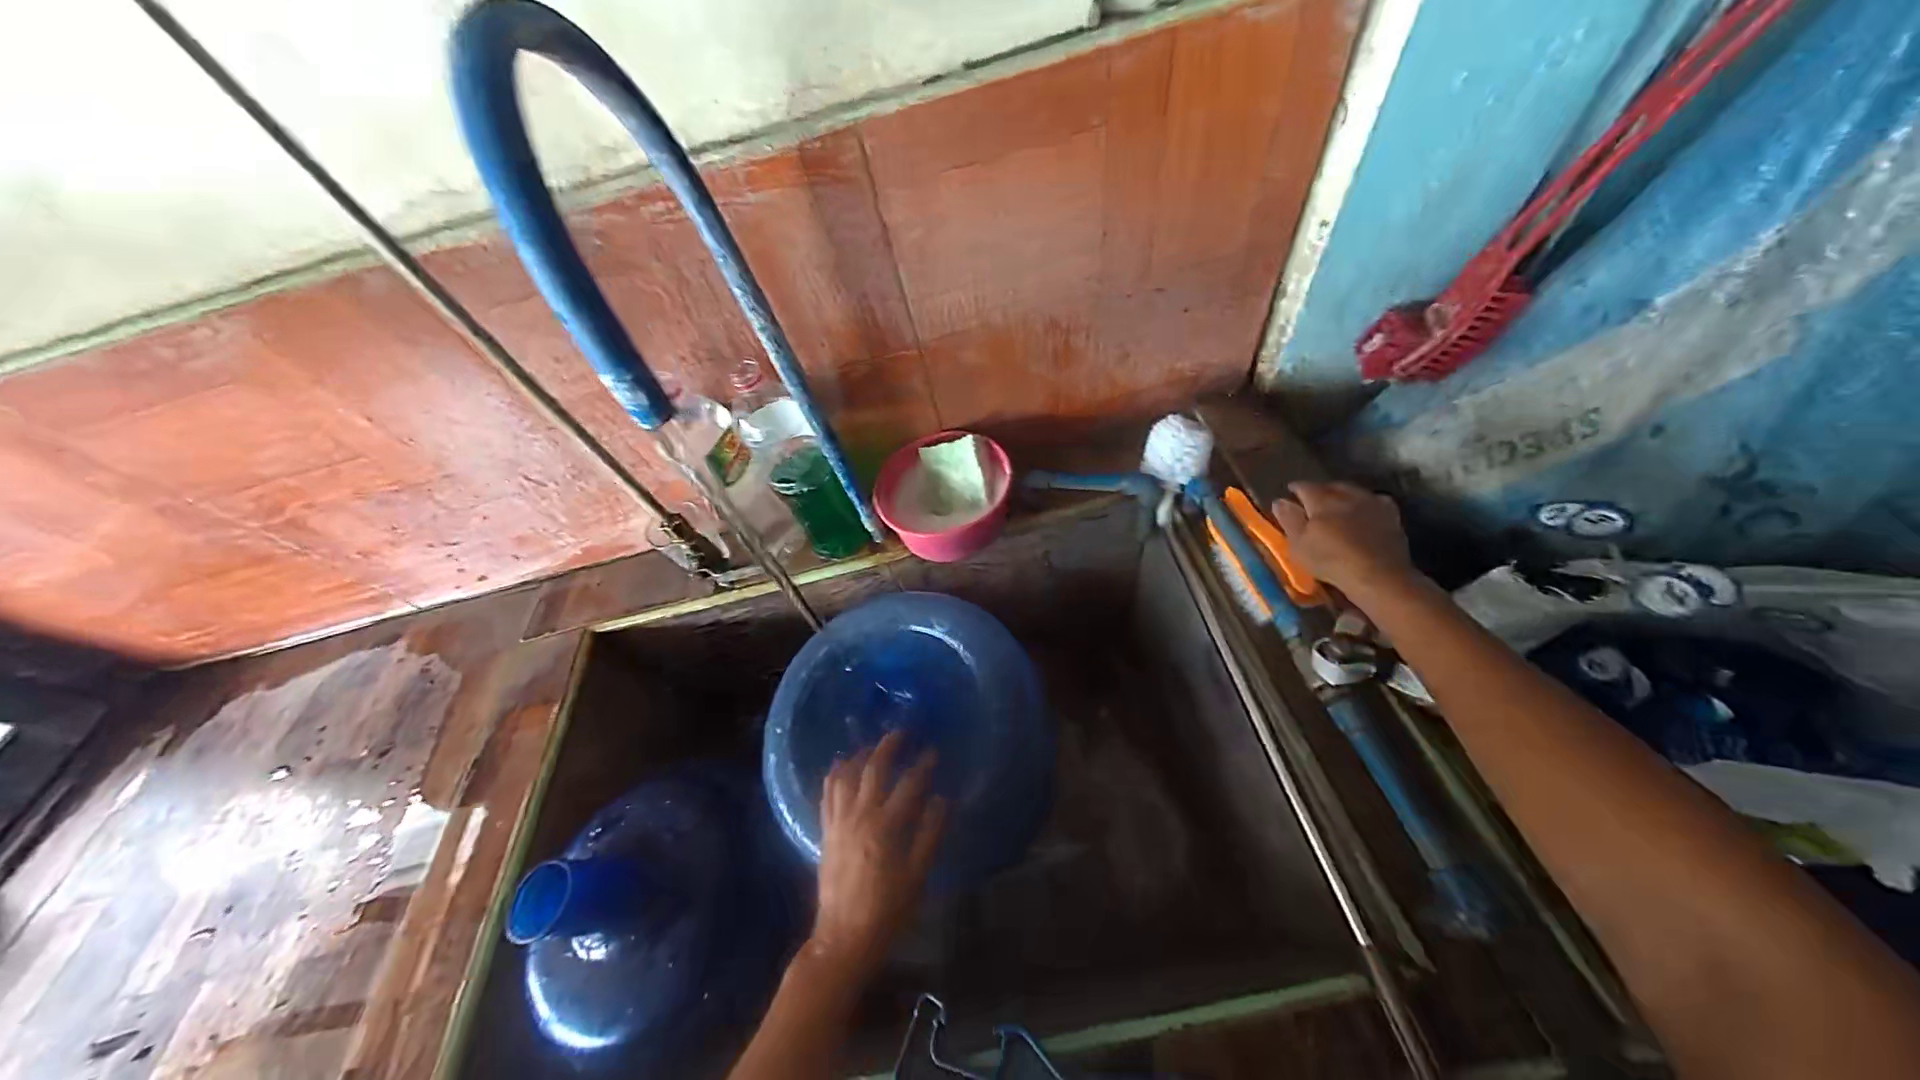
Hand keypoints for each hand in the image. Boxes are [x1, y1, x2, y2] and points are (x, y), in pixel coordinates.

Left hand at [810, 730, 946, 978]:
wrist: (844, 937)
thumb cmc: (888, 910)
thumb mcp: (918, 875)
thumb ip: (931, 834)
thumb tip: (944, 799)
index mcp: (886, 826)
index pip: (909, 784)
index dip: (923, 765)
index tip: (933, 751)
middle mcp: (859, 816)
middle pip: (873, 769)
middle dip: (888, 747)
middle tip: (901, 733)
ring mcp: (838, 822)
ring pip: (846, 776)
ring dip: (861, 755)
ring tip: (873, 746)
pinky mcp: (825, 832)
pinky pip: (827, 793)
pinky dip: (835, 774)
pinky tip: (841, 766)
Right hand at [1269, 481, 1418, 597]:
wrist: (1378, 574)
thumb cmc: (1331, 560)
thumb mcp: (1299, 545)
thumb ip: (1289, 520)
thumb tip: (1279, 501)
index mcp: (1321, 500)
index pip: (1304, 487)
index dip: (1295, 488)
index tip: (1290, 491)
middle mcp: (1347, 494)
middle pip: (1330, 486)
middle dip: (1320, 490)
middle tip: (1313, 499)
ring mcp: (1371, 502)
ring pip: (1353, 490)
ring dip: (1343, 494)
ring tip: (1337, 503)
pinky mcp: (1391, 514)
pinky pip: (1375, 500)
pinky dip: (1366, 502)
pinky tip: (1364, 510)